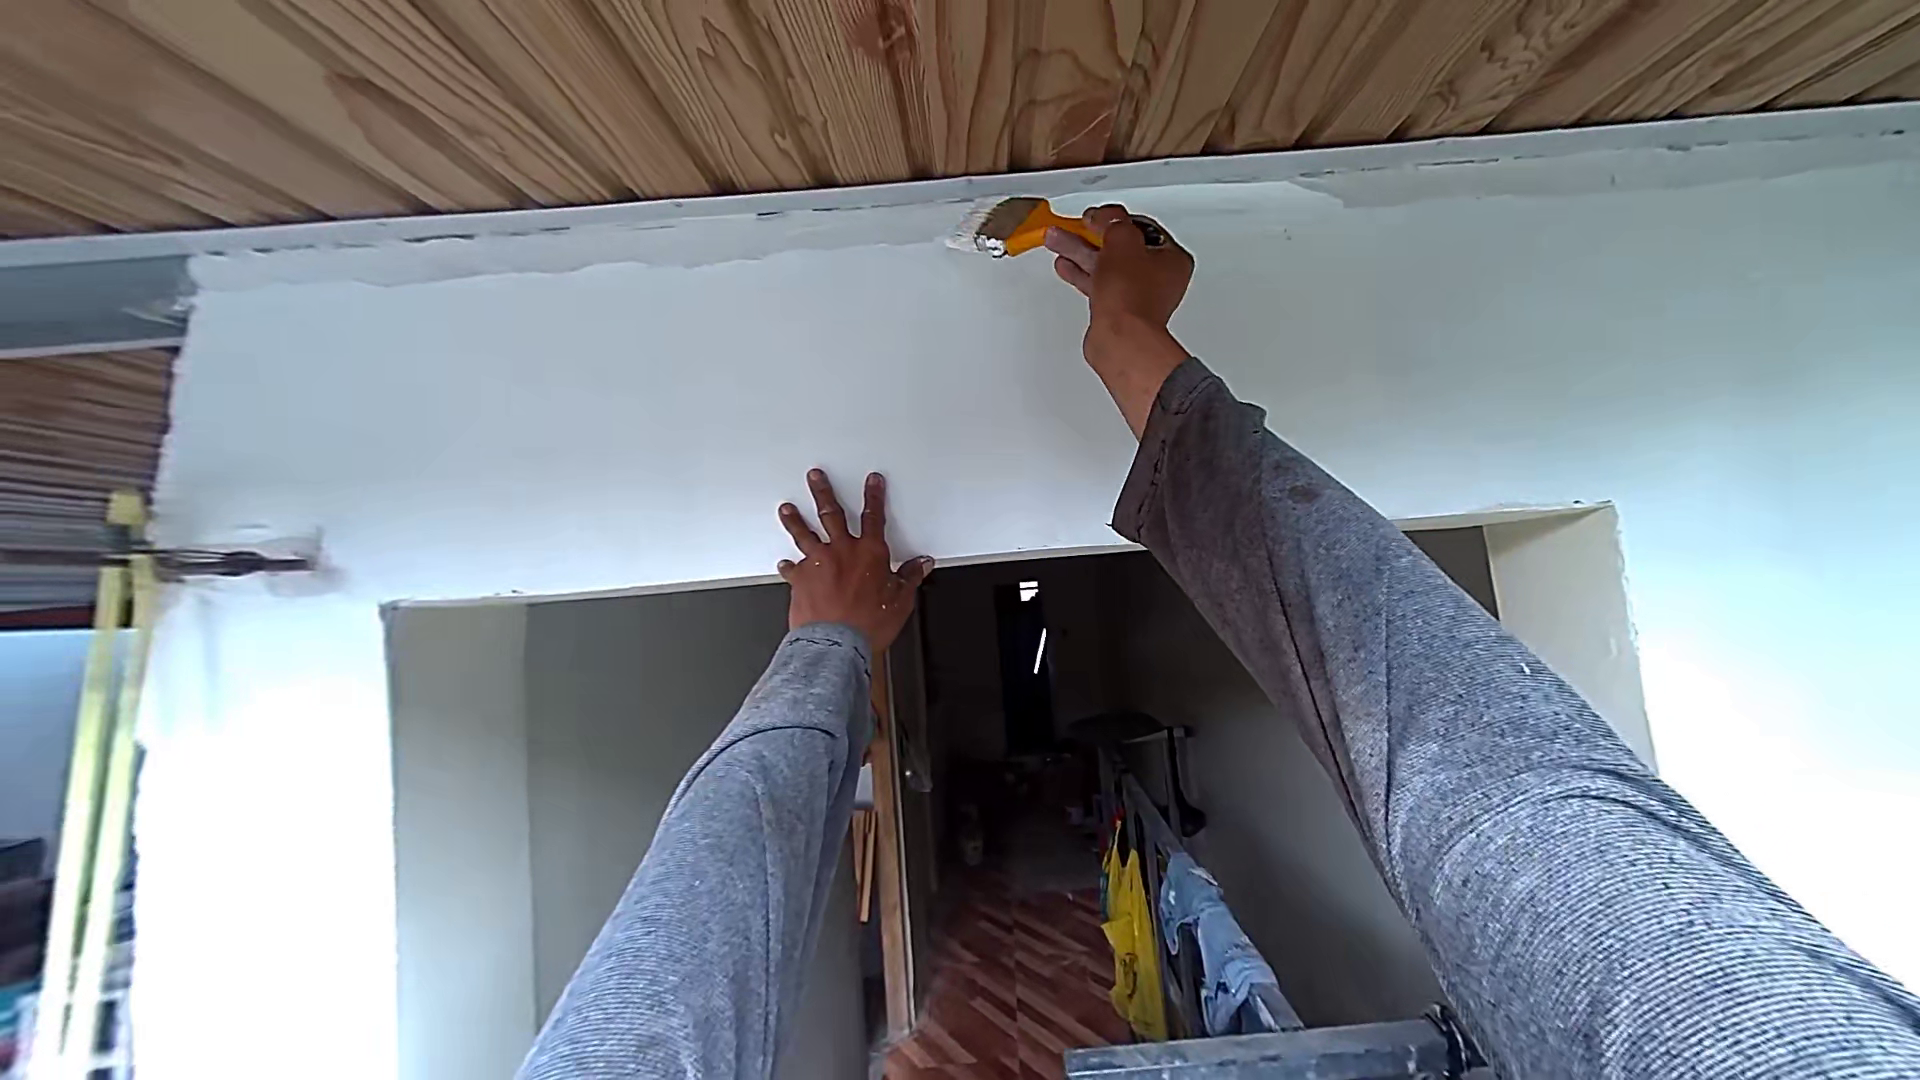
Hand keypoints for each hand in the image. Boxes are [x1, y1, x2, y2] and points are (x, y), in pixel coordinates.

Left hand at [778, 468, 932, 652]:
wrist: (837, 643)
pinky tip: (783, 562)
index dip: (874, 496)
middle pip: (832, 514)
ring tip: (787, 508)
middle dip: (824, 492)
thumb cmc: (867, 624)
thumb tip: (921, 565)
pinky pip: (791, 568)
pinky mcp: (800, 580)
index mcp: (869, 553)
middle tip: (816, 477)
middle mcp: (842, 551)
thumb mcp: (900, 600)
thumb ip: (910, 578)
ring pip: (805, 533)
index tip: (872, 481)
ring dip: (795, 519)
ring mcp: (817, 564)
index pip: (874, 516)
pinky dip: (788, 565)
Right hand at [1045, 205, 1195, 436]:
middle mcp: (1158, 279)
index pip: (1141, 228)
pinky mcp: (1118, 312)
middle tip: (1072, 226)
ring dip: (1080, 252)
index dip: (1115, 219)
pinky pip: (1098, 285)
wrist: (1120, 337)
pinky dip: (1082, 274)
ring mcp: (1137, 297)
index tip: (1095, 215)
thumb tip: (1105, 217)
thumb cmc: (1131, 297)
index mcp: (1171, 259)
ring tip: (1058, 240)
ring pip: (1106, 267)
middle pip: (1120, 248)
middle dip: (1091, 235)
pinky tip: (1066, 266)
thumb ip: (1114, 222)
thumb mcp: (1123, 241)